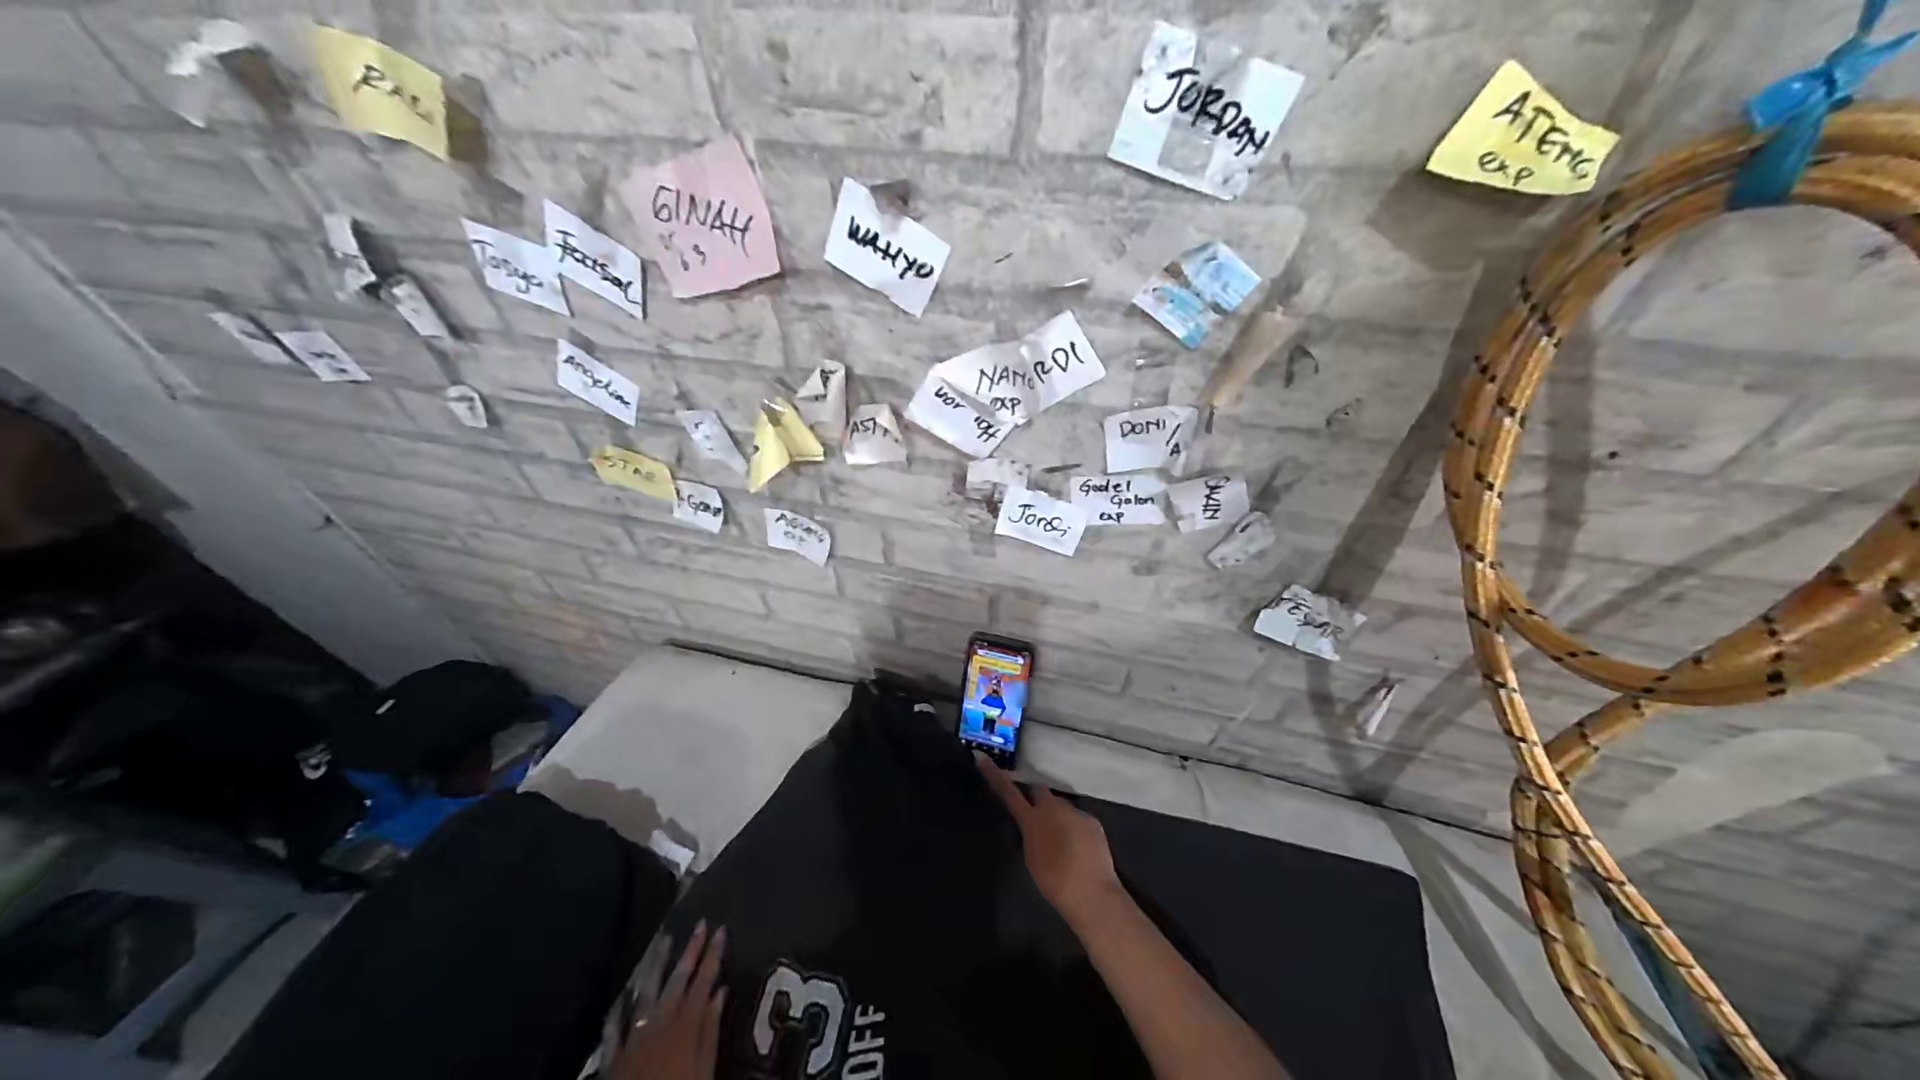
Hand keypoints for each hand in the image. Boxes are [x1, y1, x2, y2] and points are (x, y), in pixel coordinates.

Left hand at [610, 922, 727, 1079]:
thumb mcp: (705, 1070)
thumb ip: (710, 1031)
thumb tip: (720, 993)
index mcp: (685, 1026)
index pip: (703, 981)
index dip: (712, 955)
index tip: (720, 930)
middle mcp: (659, 1023)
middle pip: (677, 980)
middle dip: (690, 950)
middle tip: (699, 924)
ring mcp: (633, 1036)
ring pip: (646, 992)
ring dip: (656, 965)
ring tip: (664, 940)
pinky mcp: (614, 1055)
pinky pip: (614, 1025)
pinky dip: (619, 1007)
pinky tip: (622, 993)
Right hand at [975, 751, 1123, 921]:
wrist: (1090, 893)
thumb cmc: (1054, 882)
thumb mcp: (1032, 856)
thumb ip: (1030, 833)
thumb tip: (1034, 823)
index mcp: (1031, 820)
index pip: (1008, 792)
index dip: (994, 775)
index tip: (981, 757)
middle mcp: (1052, 808)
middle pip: (1040, 790)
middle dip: (1036, 797)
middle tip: (1038, 816)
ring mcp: (1074, 812)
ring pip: (1061, 806)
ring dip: (1058, 816)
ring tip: (1064, 841)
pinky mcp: (1092, 820)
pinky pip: (1079, 818)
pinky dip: (1076, 828)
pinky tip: (1080, 847)